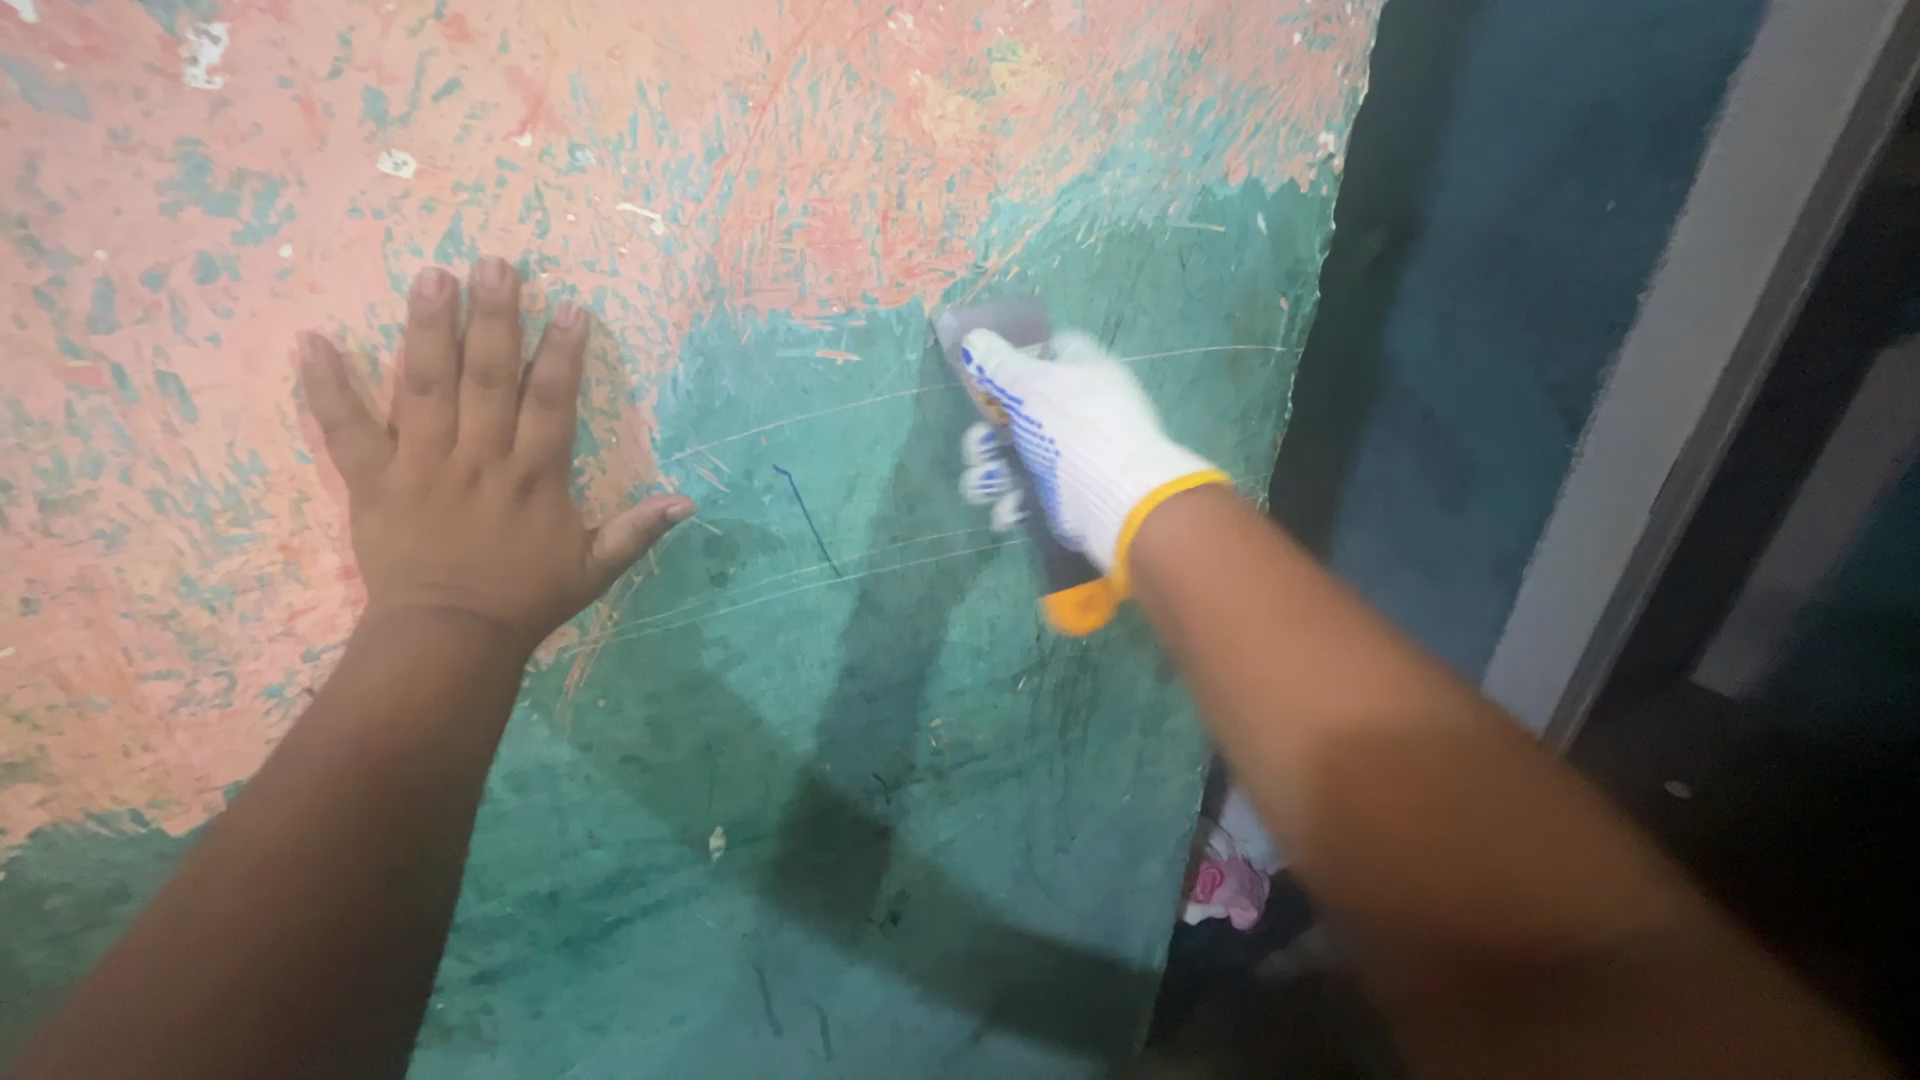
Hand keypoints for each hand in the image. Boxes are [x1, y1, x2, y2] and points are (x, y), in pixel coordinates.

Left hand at [298, 257, 694, 652]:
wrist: (449, 638)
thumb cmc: (527, 600)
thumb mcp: (595, 570)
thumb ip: (638, 531)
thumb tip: (688, 503)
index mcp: (534, 476)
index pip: (551, 401)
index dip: (562, 354)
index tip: (569, 309)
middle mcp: (481, 458)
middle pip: (489, 377)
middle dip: (495, 318)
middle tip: (495, 263)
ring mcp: (422, 465)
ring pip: (425, 387)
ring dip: (428, 330)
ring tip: (431, 276)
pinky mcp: (373, 481)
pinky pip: (346, 429)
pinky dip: (326, 386)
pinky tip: (313, 339)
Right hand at [959, 328, 1225, 586]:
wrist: (1114, 496)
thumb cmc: (1072, 426)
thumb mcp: (1029, 384)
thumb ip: (996, 364)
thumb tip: (974, 338)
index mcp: (1082, 372)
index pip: (1052, 351)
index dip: (1019, 359)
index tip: (989, 374)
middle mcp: (1077, 413)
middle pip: (1018, 413)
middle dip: (987, 432)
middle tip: (980, 443)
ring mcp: (1069, 458)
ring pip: (1013, 459)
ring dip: (990, 472)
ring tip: (986, 483)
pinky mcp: (1062, 498)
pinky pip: (1025, 496)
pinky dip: (1011, 504)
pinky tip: (1010, 510)